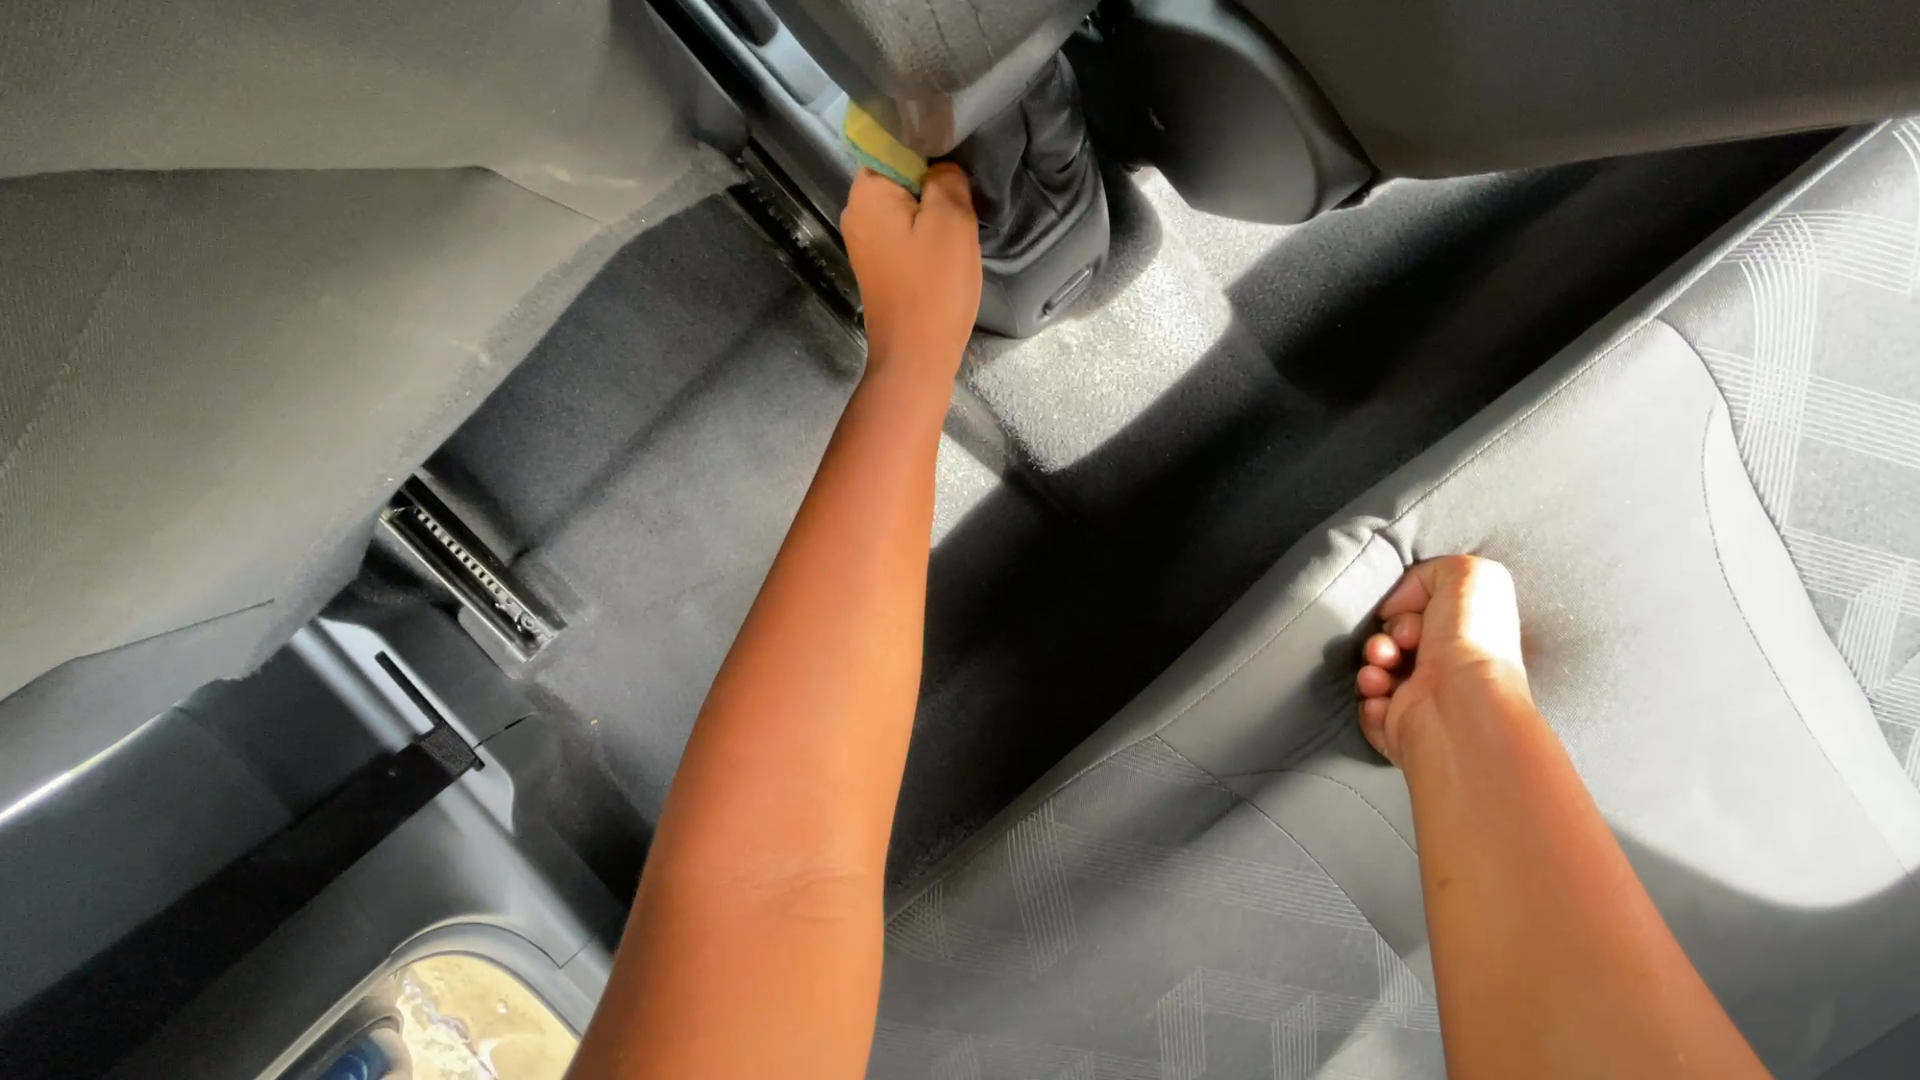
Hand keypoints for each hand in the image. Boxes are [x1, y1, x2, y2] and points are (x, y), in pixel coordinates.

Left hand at [840, 164, 981, 380]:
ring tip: (958, 226)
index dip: (930, 145)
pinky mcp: (879, 267)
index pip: (894, 140)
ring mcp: (865, 243)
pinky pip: (905, 235)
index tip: (958, 162)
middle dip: (933, 181)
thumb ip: (948, 179)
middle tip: (965, 198)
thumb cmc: (934, 289)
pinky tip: (945, 252)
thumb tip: (943, 168)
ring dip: (933, 212)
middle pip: (900, 174)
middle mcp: (856, 213)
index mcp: (866, 192)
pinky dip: (926, 237)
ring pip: (905, 206)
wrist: (916, 357)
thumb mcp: (952, 221)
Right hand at [1355, 555, 1530, 765]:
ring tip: (1384, 674)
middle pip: (1389, 644)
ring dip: (1371, 668)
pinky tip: (1384, 698)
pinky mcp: (1400, 729)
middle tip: (1395, 648)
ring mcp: (1422, 702)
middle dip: (1380, 640)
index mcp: (1465, 638)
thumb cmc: (1471, 642)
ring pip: (1374, 674)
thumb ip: (1435, 569)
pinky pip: (1367, 706)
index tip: (1410, 617)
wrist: (1458, 706)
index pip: (1416, 616)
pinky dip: (1370, 699)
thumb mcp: (1469, 576)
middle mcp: (1446, 670)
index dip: (1404, 611)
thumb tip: (1400, 603)